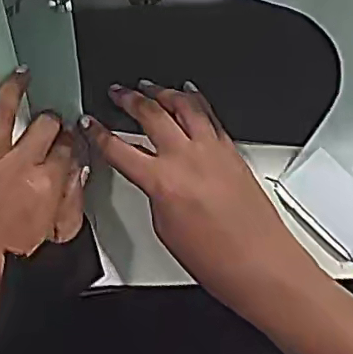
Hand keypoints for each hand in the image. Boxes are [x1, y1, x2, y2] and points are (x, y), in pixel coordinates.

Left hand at [0, 69, 84, 341]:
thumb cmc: (10, 274)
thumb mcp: (59, 243)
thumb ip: (72, 203)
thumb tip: (79, 173)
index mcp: (47, 187)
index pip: (69, 149)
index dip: (74, 140)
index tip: (74, 137)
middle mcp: (18, 169)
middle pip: (44, 126)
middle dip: (52, 118)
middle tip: (53, 118)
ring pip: (4, 115)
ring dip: (15, 90)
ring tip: (21, 75)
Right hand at [83, 82, 315, 302]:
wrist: (263, 268)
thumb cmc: (219, 260)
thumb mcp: (164, 228)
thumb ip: (152, 192)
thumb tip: (149, 175)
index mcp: (162, 182)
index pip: (117, 148)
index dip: (97, 133)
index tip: (89, 122)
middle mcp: (186, 159)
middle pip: (149, 114)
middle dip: (127, 99)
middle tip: (117, 92)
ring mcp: (212, 151)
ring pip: (182, 105)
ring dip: (161, 91)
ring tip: (148, 85)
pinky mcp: (232, 151)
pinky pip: (210, 115)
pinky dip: (195, 99)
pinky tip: (189, 93)